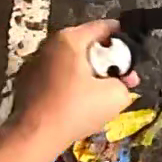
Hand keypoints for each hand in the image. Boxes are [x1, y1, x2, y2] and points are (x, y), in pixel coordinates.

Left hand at [9, 19, 140, 152]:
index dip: (123, 37)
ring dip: (89, 73)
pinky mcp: (27, 82)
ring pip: (71, 62)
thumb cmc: (75, 109)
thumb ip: (124, 82)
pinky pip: (57, 76)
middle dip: (107, 60)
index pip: (103, 27)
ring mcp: (35, 63)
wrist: (36, 134)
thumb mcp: (115, 96)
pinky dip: (70, 83)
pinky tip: (79, 102)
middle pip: (86, 45)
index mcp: (69, 39)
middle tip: (123, 78)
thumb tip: (120, 84)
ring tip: (103, 93)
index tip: (133, 50)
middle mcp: (49, 45)